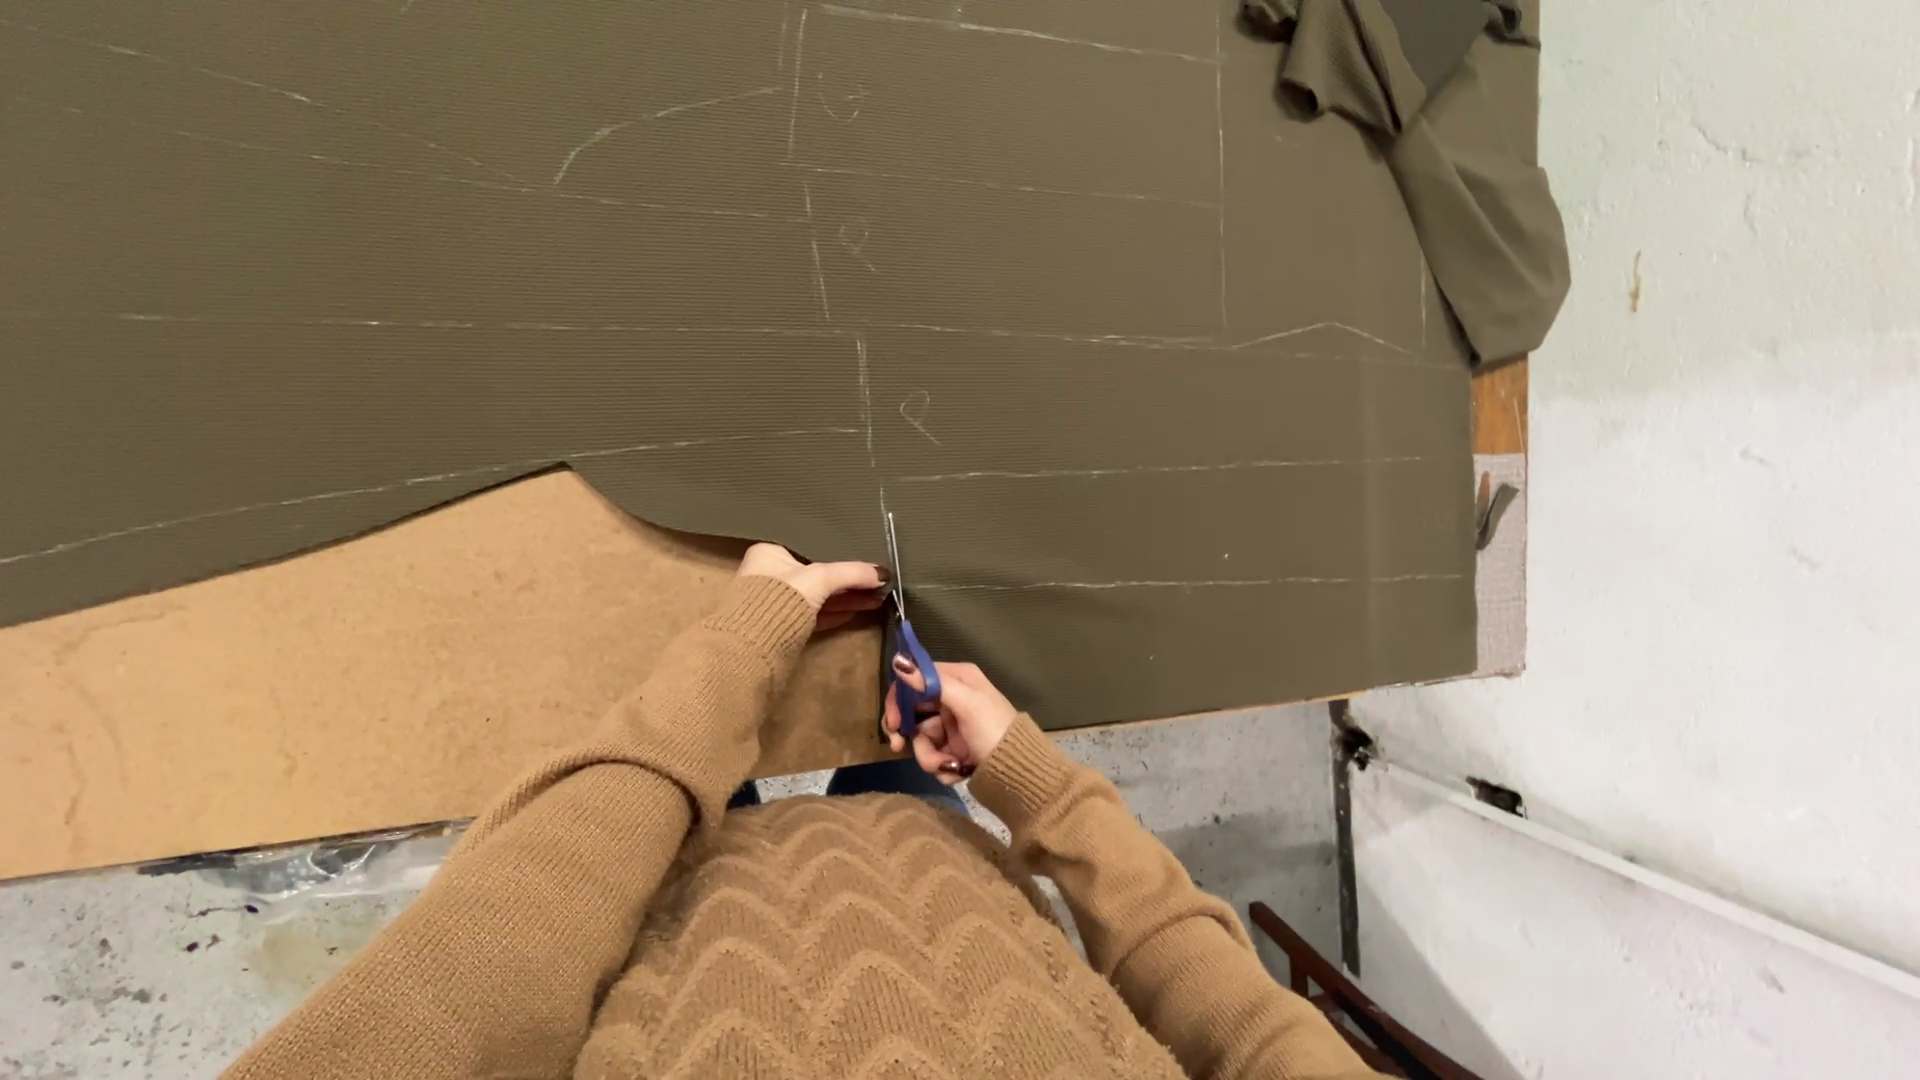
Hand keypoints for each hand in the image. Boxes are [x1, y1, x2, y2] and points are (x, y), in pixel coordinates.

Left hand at [736, 543, 887, 631]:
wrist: (754, 647)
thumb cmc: (781, 598)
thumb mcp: (820, 578)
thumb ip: (851, 573)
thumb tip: (883, 573)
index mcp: (771, 552)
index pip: (812, 548)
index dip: (840, 553)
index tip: (865, 558)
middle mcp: (771, 574)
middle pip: (818, 573)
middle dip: (849, 580)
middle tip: (878, 582)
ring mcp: (776, 601)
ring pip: (819, 595)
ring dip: (847, 598)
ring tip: (877, 598)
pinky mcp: (784, 624)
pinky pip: (815, 613)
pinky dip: (835, 611)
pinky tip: (857, 612)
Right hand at [883, 661, 1017, 784]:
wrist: (1019, 774)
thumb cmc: (994, 731)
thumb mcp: (967, 704)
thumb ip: (932, 684)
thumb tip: (898, 660)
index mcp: (957, 679)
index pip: (916, 679)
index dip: (899, 699)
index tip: (893, 721)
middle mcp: (952, 698)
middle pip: (912, 711)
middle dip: (907, 733)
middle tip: (898, 747)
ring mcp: (951, 726)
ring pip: (921, 739)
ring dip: (930, 756)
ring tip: (950, 765)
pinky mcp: (953, 749)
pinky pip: (933, 756)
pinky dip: (942, 767)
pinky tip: (958, 770)